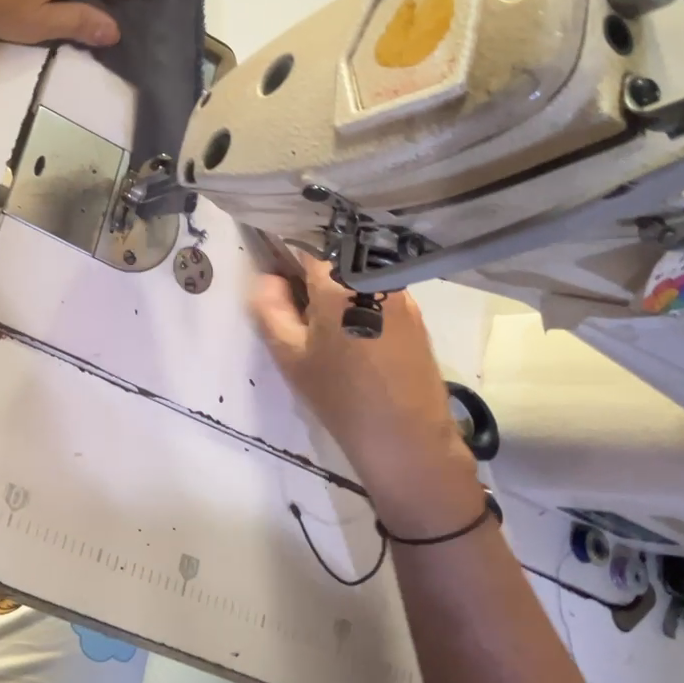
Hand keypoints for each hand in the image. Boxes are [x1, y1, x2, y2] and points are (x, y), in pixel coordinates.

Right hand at [248, 254, 483, 533]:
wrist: (408, 440)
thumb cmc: (340, 396)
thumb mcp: (289, 355)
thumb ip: (270, 308)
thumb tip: (269, 278)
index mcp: (341, 283)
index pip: (307, 242)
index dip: (284, 246)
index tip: (268, 258)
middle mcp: (376, 279)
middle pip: (334, 255)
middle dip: (309, 265)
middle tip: (287, 292)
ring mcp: (401, 296)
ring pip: (357, 273)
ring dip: (334, 282)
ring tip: (315, 314)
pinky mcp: (415, 316)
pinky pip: (376, 291)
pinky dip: (355, 298)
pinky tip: (343, 328)